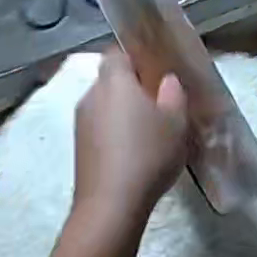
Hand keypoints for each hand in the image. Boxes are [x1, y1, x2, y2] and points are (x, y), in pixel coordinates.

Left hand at [72, 50, 187, 239]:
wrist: (111, 204)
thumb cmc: (148, 155)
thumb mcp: (176, 123)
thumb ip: (174, 95)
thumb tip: (166, 80)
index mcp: (114, 81)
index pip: (117, 53)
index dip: (136, 59)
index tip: (156, 76)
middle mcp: (91, 95)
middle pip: (111, 82)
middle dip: (131, 90)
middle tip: (158, 108)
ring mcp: (81, 123)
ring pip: (105, 108)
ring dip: (123, 116)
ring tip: (148, 136)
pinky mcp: (79, 149)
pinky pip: (100, 131)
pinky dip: (115, 136)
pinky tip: (134, 156)